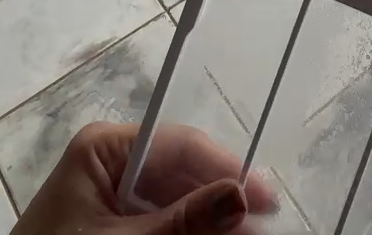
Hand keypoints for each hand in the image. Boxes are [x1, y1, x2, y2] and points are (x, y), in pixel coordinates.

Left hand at [11, 122, 278, 234]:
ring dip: (211, 219)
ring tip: (248, 232)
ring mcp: (114, 193)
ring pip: (178, 199)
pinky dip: (188, 232)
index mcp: (106, 147)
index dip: (227, 168)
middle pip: (184, 173)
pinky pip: (162, 219)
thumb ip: (181, 223)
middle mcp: (114, 161)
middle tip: (266, 221)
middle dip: (222, 200)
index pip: (181, 145)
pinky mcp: (115, 223)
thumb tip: (243, 195)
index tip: (265, 195)